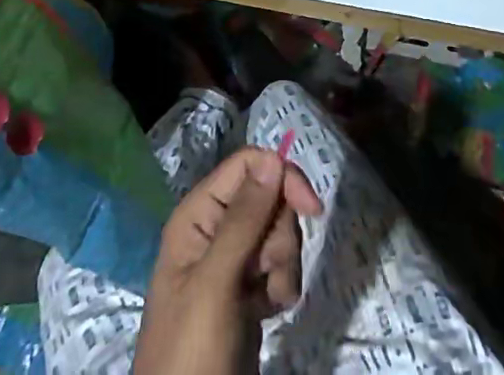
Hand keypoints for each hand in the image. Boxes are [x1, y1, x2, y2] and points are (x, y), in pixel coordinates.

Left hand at [134, 148, 322, 374]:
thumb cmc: (192, 347)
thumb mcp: (215, 281)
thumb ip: (243, 219)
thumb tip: (273, 156)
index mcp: (198, 214)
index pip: (249, 166)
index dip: (283, 177)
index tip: (311, 209)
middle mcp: (215, 228)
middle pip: (271, 199)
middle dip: (281, 235)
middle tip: (265, 271)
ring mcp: (233, 260)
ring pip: (280, 234)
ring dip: (283, 266)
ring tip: (264, 300)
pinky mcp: (249, 288)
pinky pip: (281, 267)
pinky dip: (282, 288)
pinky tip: (267, 312)